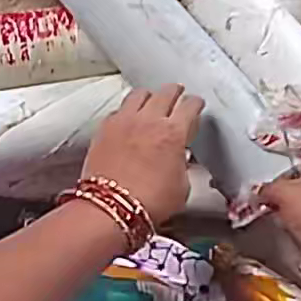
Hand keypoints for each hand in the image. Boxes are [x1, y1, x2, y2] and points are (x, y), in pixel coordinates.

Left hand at [81, 86, 203, 222]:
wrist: (113, 208)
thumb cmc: (149, 201)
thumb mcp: (182, 186)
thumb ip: (182, 165)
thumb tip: (178, 160)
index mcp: (174, 132)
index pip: (190, 106)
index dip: (196, 103)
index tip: (196, 104)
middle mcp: (150, 120)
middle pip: (166, 92)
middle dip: (175, 92)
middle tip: (178, 94)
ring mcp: (125, 121)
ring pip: (140, 94)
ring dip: (150, 96)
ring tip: (152, 100)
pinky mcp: (105, 128)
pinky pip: (119, 109)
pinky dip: (127, 110)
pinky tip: (128, 118)